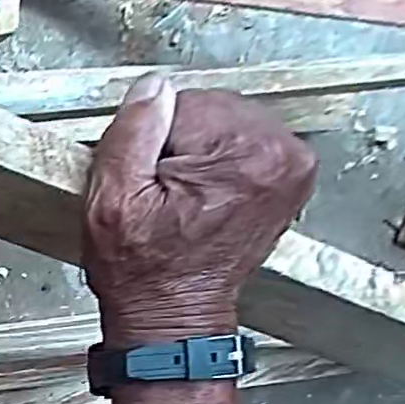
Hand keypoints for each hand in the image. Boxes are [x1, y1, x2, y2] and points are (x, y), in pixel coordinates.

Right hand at [83, 76, 317, 344]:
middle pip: (207, 112)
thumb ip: (130, 135)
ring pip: (221, 127)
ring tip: (178, 204)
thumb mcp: (111, 205)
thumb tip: (151, 88)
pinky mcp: (289, 178)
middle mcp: (282, 154)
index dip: (146, 146)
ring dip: (193, 157)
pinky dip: (214, 167)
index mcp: (244, 155)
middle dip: (174, 148)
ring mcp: (292, 167)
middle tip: (159, 199)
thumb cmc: (142, 272)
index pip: (179, 106)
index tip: (144, 188)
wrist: (169, 314)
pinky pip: (239, 146)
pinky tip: (198, 201)